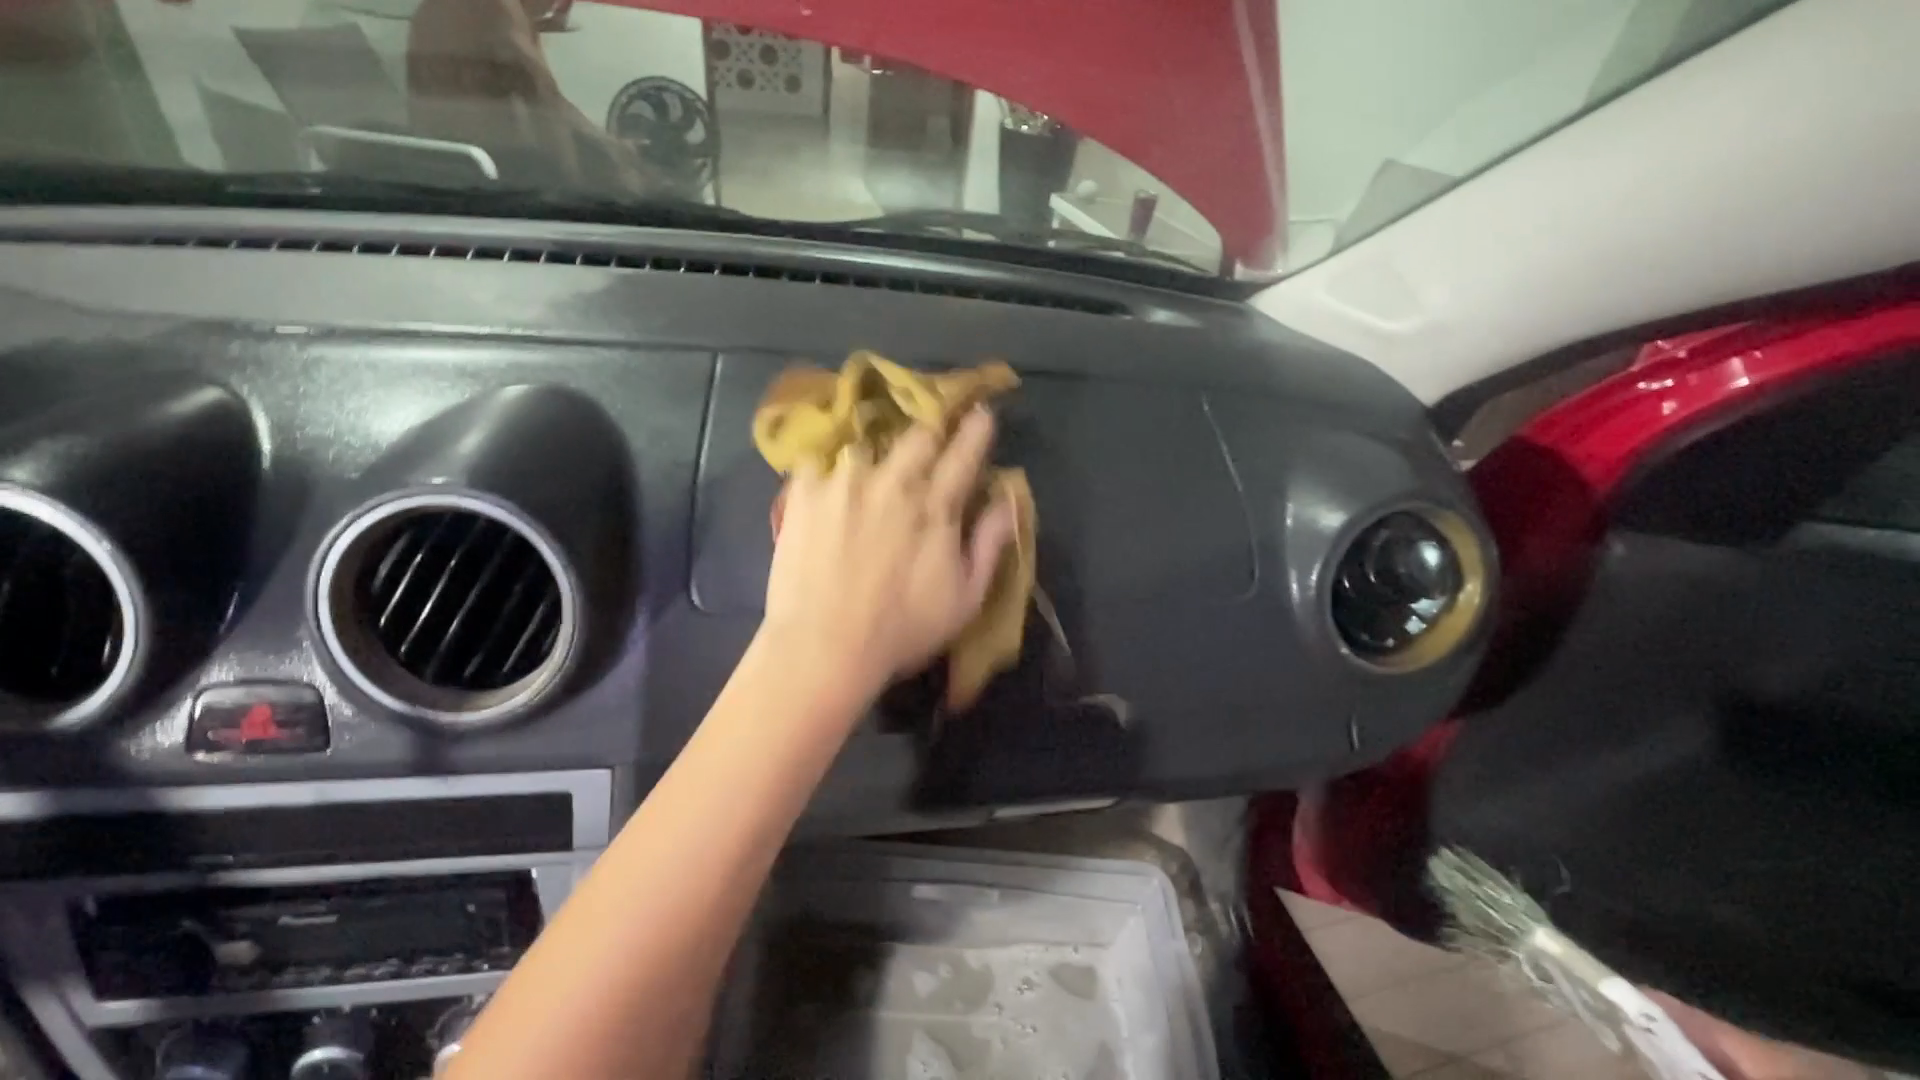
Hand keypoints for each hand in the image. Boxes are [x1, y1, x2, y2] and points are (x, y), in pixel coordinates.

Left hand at [760, 407, 1017, 702]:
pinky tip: (825, 486)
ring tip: (868, 465)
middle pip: (918, 434)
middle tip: (931, 431)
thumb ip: (988, 544)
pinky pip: (819, 462)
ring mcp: (844, 481)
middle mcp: (893, 481)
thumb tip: (1007, 501)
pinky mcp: (804, 491)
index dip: (977, 427)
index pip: (964, 451)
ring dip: (876, 453)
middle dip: (930, 427)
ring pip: (867, 446)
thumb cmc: (901, 631)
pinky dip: (827, 470)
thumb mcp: (965, 599)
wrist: (822, 647)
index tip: (982, 412)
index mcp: (935, 506)